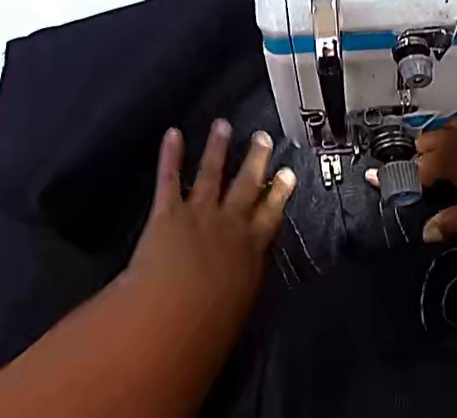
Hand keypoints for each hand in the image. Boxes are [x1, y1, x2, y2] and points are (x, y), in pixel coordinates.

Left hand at [125, 120, 294, 338]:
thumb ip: (236, 296)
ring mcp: (200, 215)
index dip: (279, 194)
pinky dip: (170, 156)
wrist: (175, 317)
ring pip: (211, 174)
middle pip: (247, 186)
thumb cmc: (205, 330)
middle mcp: (230, 226)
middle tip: (263, 138)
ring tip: (223, 125)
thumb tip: (233, 301)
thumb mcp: (233, 314)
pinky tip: (172, 135)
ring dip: (218, 148)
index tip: (287, 175)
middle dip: (256, 160)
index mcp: (249, 252)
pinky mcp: (169, 214)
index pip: (269, 216)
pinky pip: (169, 180)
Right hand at [385, 115, 456, 243]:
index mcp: (450, 158)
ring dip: (441, 141)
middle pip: (430, 140)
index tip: (374, 178)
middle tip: (408, 170)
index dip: (394, 175)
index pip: (414, 166)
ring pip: (453, 130)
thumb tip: (428, 230)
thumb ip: (450, 221)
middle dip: (416, 154)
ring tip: (435, 155)